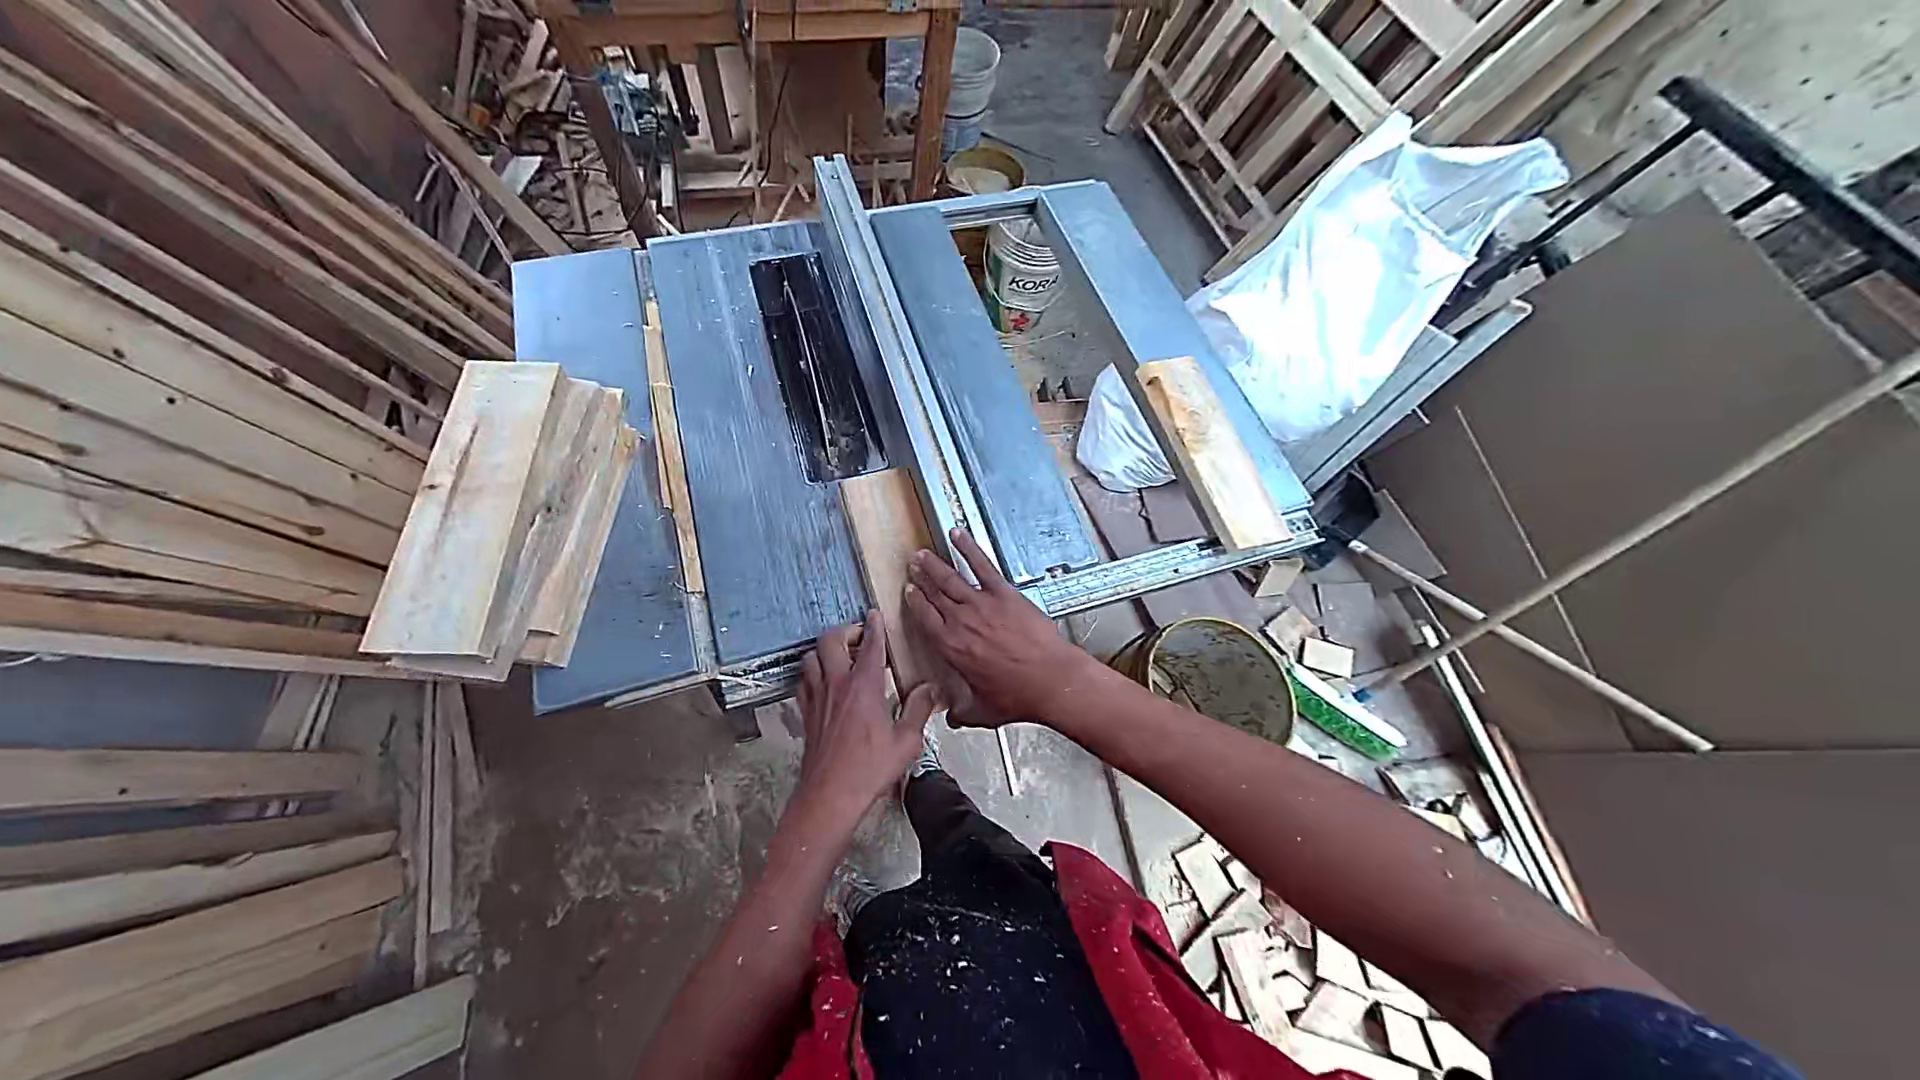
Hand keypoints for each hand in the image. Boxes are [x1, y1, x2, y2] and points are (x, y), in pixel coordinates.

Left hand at [794, 611, 939, 819]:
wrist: (830, 795)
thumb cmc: (867, 770)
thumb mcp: (906, 741)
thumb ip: (919, 709)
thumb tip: (930, 689)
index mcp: (864, 687)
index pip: (870, 645)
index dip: (874, 626)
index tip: (875, 616)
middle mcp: (836, 685)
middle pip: (831, 640)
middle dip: (845, 631)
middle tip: (859, 636)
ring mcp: (817, 697)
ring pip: (812, 656)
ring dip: (826, 650)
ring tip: (842, 656)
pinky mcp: (806, 712)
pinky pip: (804, 679)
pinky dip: (813, 671)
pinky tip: (825, 681)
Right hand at [904, 528, 1111, 724]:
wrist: (1050, 680)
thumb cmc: (1019, 695)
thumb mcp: (982, 712)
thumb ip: (962, 712)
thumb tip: (953, 717)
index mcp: (950, 647)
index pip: (924, 618)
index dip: (914, 603)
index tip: (909, 593)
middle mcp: (961, 622)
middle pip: (933, 595)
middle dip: (920, 580)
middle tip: (911, 568)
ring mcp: (982, 604)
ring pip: (950, 578)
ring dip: (934, 565)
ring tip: (923, 554)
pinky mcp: (1003, 594)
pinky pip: (981, 565)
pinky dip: (968, 549)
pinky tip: (959, 536)